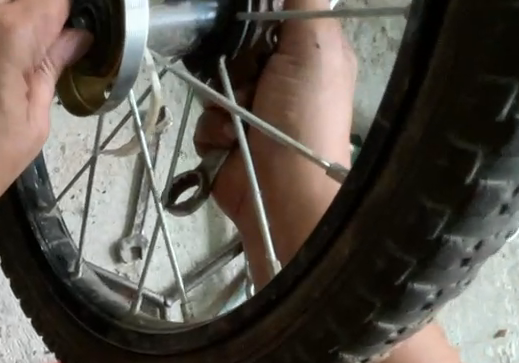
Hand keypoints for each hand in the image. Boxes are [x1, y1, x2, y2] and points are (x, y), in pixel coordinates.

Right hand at [200, 0, 357, 256]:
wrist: (282, 189)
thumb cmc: (305, 114)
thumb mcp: (314, 43)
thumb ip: (301, 2)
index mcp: (306, 52)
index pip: (271, 19)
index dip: (255, 21)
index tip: (247, 26)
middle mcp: (277, 80)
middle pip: (236, 52)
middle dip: (235, 65)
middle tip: (252, 80)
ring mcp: (248, 113)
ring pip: (214, 88)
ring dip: (222, 104)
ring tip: (242, 124)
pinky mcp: (224, 143)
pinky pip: (203, 124)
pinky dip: (213, 134)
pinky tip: (231, 144)